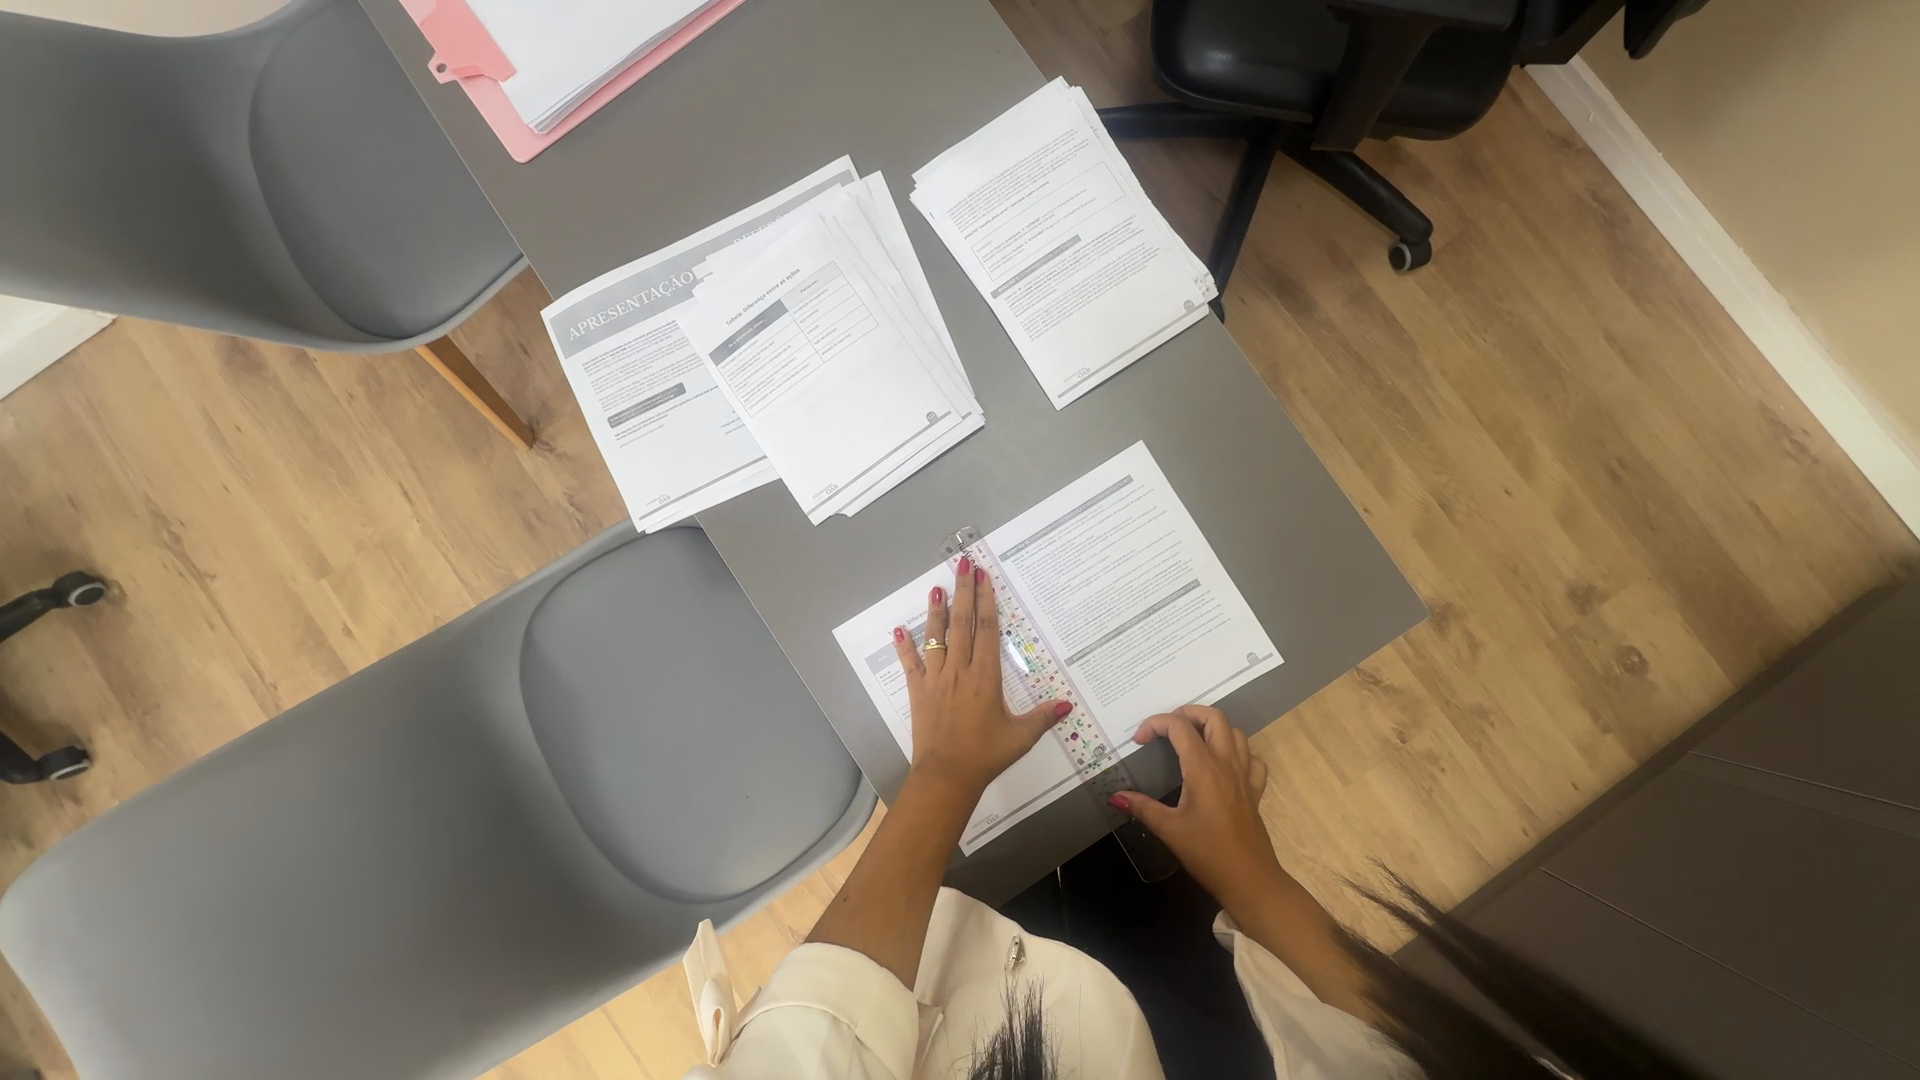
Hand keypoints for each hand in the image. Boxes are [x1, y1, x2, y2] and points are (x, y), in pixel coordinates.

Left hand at [892, 555, 1071, 797]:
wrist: (946, 775)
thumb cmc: (986, 755)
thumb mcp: (1021, 737)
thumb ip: (1043, 717)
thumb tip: (1067, 704)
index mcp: (985, 676)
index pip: (987, 629)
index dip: (986, 600)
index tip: (984, 577)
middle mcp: (959, 669)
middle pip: (962, 623)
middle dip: (964, 592)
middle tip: (963, 565)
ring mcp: (936, 678)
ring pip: (936, 637)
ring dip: (936, 611)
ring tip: (936, 587)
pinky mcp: (918, 690)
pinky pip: (910, 663)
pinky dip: (904, 646)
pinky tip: (899, 629)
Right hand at [1113, 705, 1286, 921]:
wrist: (1250, 880)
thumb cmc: (1207, 853)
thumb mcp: (1169, 829)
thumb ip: (1142, 807)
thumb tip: (1116, 796)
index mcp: (1203, 768)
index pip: (1179, 726)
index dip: (1155, 724)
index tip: (1139, 741)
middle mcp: (1226, 763)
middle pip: (1214, 717)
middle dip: (1187, 713)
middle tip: (1167, 729)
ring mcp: (1245, 775)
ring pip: (1235, 732)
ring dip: (1212, 728)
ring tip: (1191, 740)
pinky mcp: (1256, 790)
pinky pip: (1251, 758)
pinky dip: (1236, 751)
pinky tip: (1223, 764)